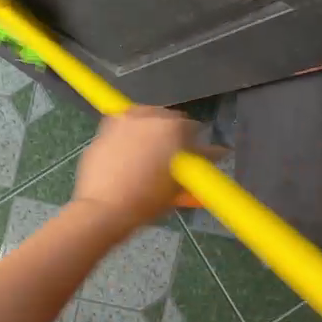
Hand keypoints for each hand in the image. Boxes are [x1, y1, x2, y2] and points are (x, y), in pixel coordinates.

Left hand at [71, 107, 194, 233]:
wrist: (105, 206)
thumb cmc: (148, 199)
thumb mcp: (180, 183)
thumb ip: (199, 162)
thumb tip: (217, 152)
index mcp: (175, 127)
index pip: (192, 129)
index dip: (192, 144)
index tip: (188, 157)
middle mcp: (150, 115)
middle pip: (166, 118)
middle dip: (169, 133)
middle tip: (166, 155)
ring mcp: (124, 119)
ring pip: (143, 116)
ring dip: (148, 129)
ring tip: (145, 151)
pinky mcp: (104, 127)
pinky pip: (122, 124)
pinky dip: (126, 132)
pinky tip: (125, 151)